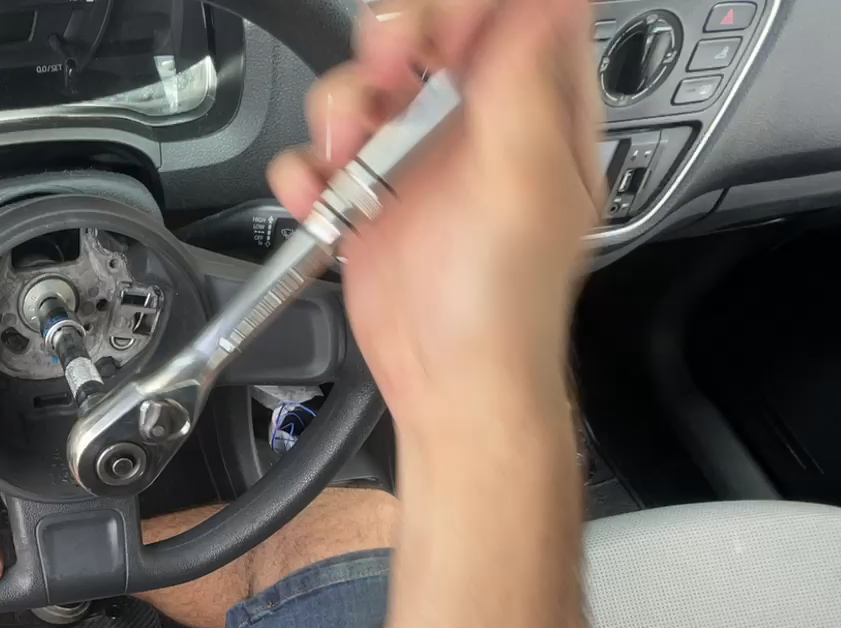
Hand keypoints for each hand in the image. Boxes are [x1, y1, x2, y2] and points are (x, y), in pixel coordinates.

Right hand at [268, 0, 604, 435]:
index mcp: (531, 106)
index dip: (468, 8)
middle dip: (393, 41)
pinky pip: (314, 166)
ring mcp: (405, 166)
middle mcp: (466, 126)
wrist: (444, 376)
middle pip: (421, 38)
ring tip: (344, 155)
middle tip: (387, 70)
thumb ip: (522, 90)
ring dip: (338, 114)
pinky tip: (317, 203)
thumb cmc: (500, 301)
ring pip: (357, 95)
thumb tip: (537, 4)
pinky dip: (303, 177)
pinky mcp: (356, 207)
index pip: (510, 13)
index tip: (441, 31)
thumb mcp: (523, 188)